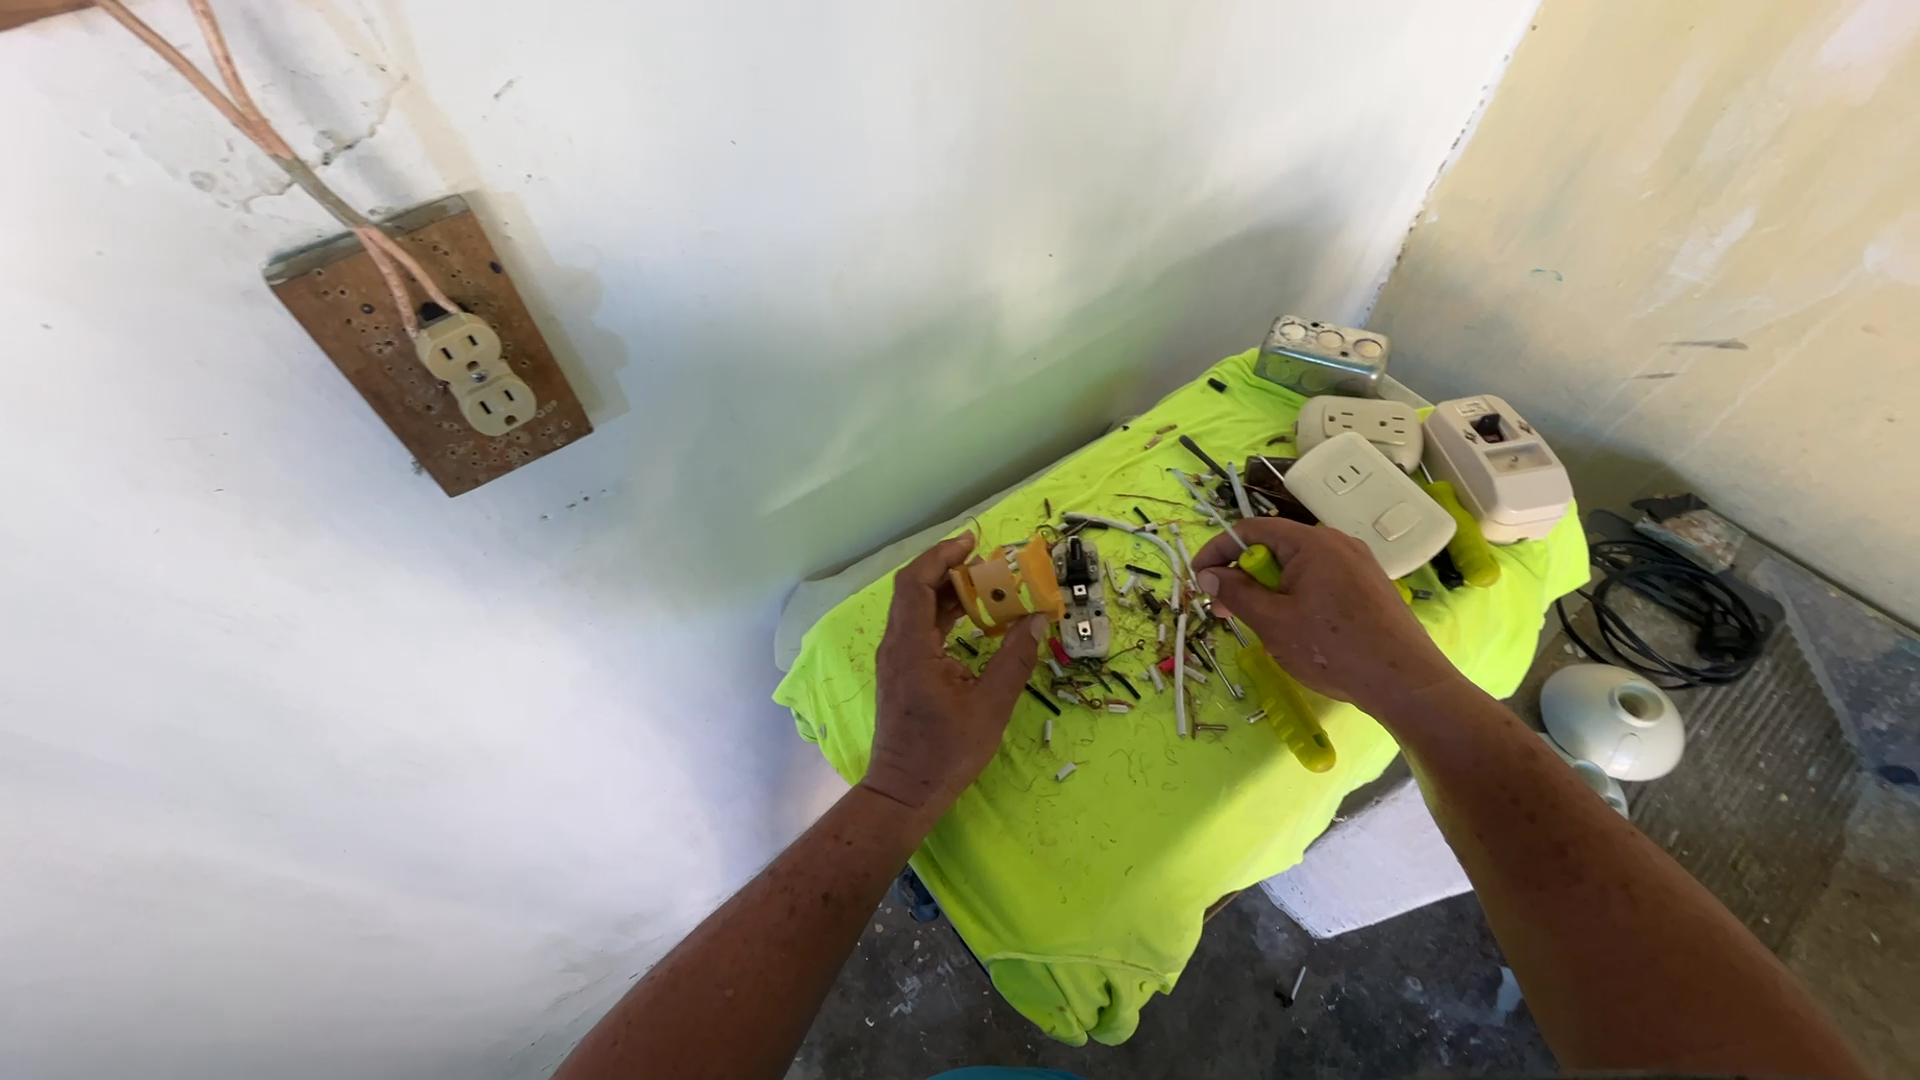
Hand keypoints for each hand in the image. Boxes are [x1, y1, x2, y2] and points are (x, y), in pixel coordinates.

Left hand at [865, 533, 1044, 821]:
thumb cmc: (945, 752)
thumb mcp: (990, 706)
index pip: (917, 583)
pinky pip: (921, 629)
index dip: (942, 556)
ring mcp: (897, 659)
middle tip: (987, 559)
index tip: (973, 542)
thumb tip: (1036, 619)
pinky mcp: (903, 672)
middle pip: (915, 590)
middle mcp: (896, 645)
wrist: (905, 792)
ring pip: (918, 609)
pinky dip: (946, 615)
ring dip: (949, 592)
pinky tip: (974, 619)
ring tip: (987, 583)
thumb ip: (1014, 659)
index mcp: (911, 647)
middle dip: (949, 568)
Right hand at [1191, 518, 1461, 713]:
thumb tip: (1209, 575)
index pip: (1251, 530)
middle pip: (1274, 547)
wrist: (1406, 683)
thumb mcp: (1272, 621)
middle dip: (1242, 574)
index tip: (1198, 578)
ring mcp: (1357, 563)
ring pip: (1296, 566)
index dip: (1218, 550)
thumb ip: (1236, 593)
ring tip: (1259, 623)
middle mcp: (1336, 543)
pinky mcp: (1368, 585)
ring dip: (1267, 588)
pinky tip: (1294, 627)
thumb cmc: (1332, 650)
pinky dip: (1295, 595)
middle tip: (1222, 609)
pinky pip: (1319, 579)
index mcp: (1311, 543)